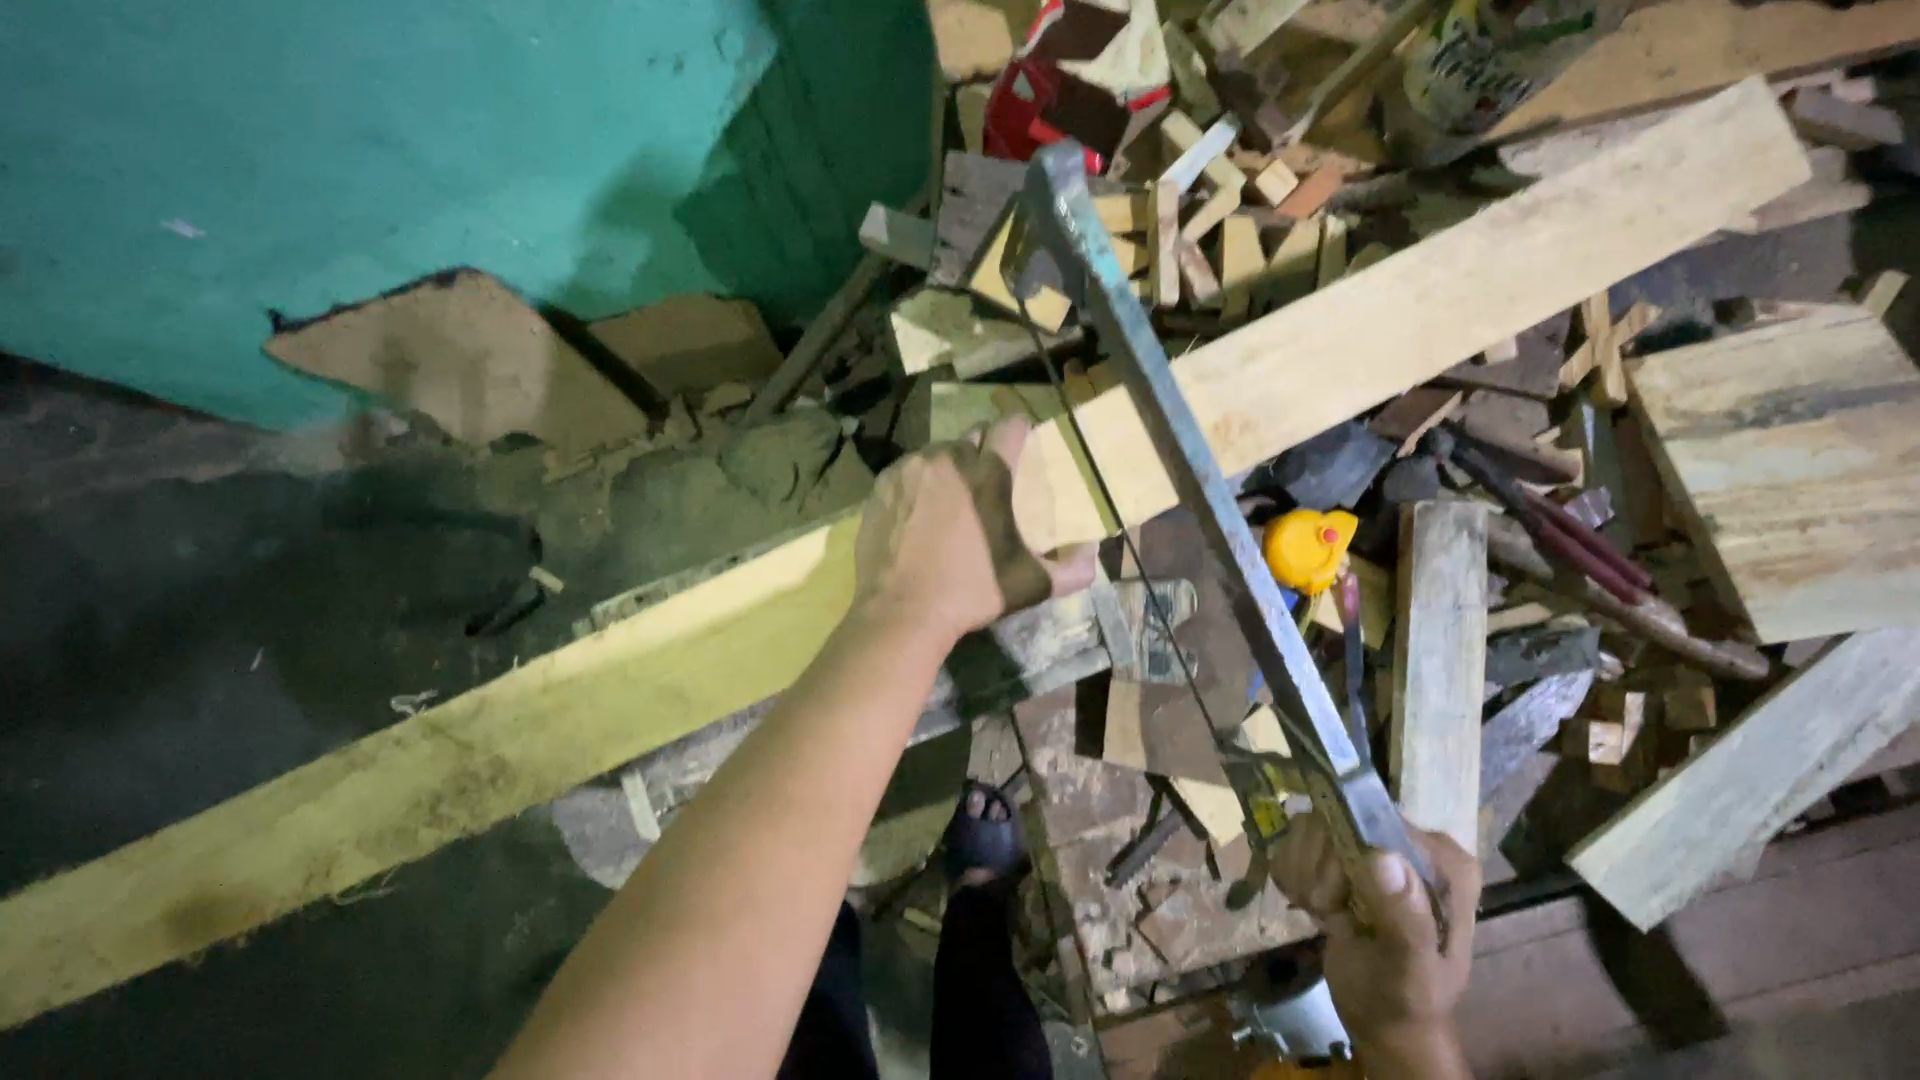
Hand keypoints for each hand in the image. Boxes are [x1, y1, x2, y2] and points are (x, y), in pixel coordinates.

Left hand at [853, 416, 1096, 644]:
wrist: (901, 611)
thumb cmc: (970, 593)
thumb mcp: (1029, 585)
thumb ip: (1071, 570)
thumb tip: (1093, 556)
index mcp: (989, 473)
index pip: (1010, 425)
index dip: (1018, 431)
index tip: (1021, 443)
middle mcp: (949, 458)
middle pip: (972, 436)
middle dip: (983, 450)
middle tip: (986, 480)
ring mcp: (910, 469)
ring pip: (937, 452)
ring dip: (948, 466)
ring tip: (949, 496)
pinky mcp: (882, 485)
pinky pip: (906, 470)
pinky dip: (916, 482)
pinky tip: (918, 510)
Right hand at [1268, 815, 1479, 1046]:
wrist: (1382, 1019)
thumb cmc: (1404, 1000)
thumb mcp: (1410, 969)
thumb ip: (1403, 917)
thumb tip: (1379, 857)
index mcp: (1443, 862)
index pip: (1374, 821)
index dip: (1341, 855)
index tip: (1336, 900)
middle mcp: (1409, 843)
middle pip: (1334, 819)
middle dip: (1317, 869)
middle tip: (1327, 910)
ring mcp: (1372, 845)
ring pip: (1309, 826)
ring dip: (1302, 873)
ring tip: (1322, 910)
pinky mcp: (1341, 854)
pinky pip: (1296, 840)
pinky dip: (1292, 873)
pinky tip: (1311, 903)